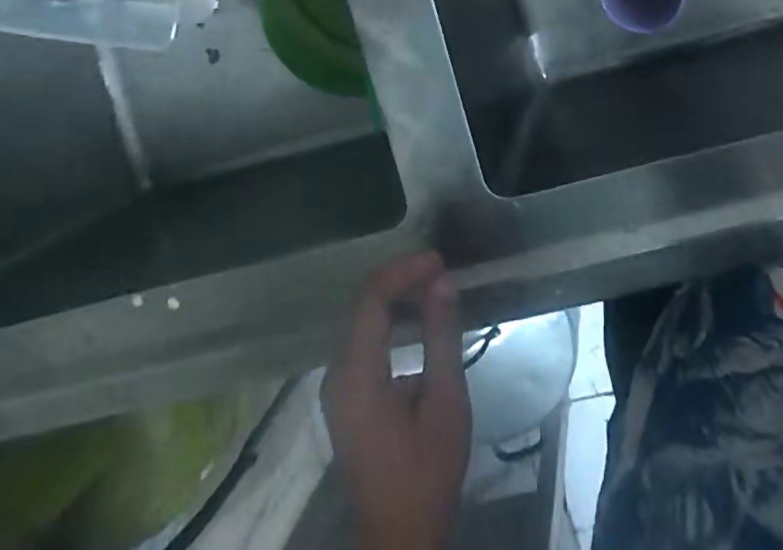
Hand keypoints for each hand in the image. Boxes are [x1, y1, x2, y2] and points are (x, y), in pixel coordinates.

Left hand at [324, 253, 470, 549]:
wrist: (400, 533)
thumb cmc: (427, 469)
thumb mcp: (445, 401)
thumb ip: (442, 337)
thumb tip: (443, 283)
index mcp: (357, 375)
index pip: (371, 300)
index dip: (403, 271)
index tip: (438, 260)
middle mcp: (337, 375)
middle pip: (362, 307)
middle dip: (400, 281)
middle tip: (440, 271)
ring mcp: (336, 388)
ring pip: (361, 323)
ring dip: (395, 300)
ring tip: (433, 287)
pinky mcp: (344, 398)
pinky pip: (361, 343)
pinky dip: (388, 323)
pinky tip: (415, 321)